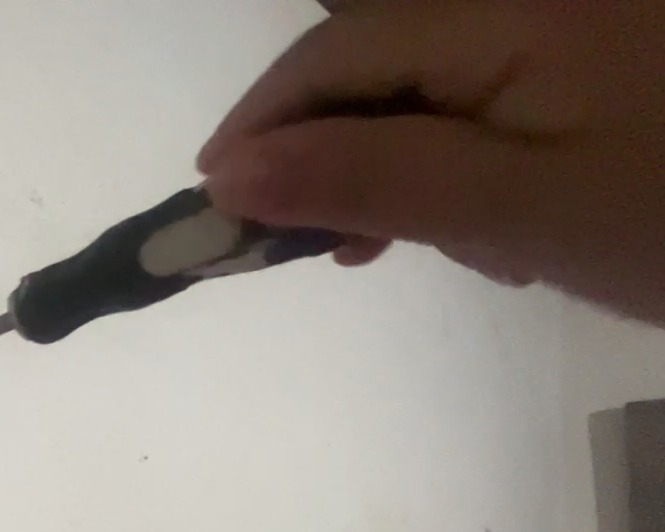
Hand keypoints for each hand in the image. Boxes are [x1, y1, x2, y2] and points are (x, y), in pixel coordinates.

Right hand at [197, 0, 664, 323]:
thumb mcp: (510, 208)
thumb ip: (360, 179)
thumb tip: (227, 176)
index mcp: (521, 10)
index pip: (334, 52)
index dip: (254, 128)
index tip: (211, 208)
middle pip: (366, 59)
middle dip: (312, 150)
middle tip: (294, 242)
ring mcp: (565, 24)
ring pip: (409, 80)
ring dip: (367, 161)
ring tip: (377, 242)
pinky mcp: (587, 54)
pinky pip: (469, 90)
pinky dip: (432, 155)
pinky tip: (449, 213)